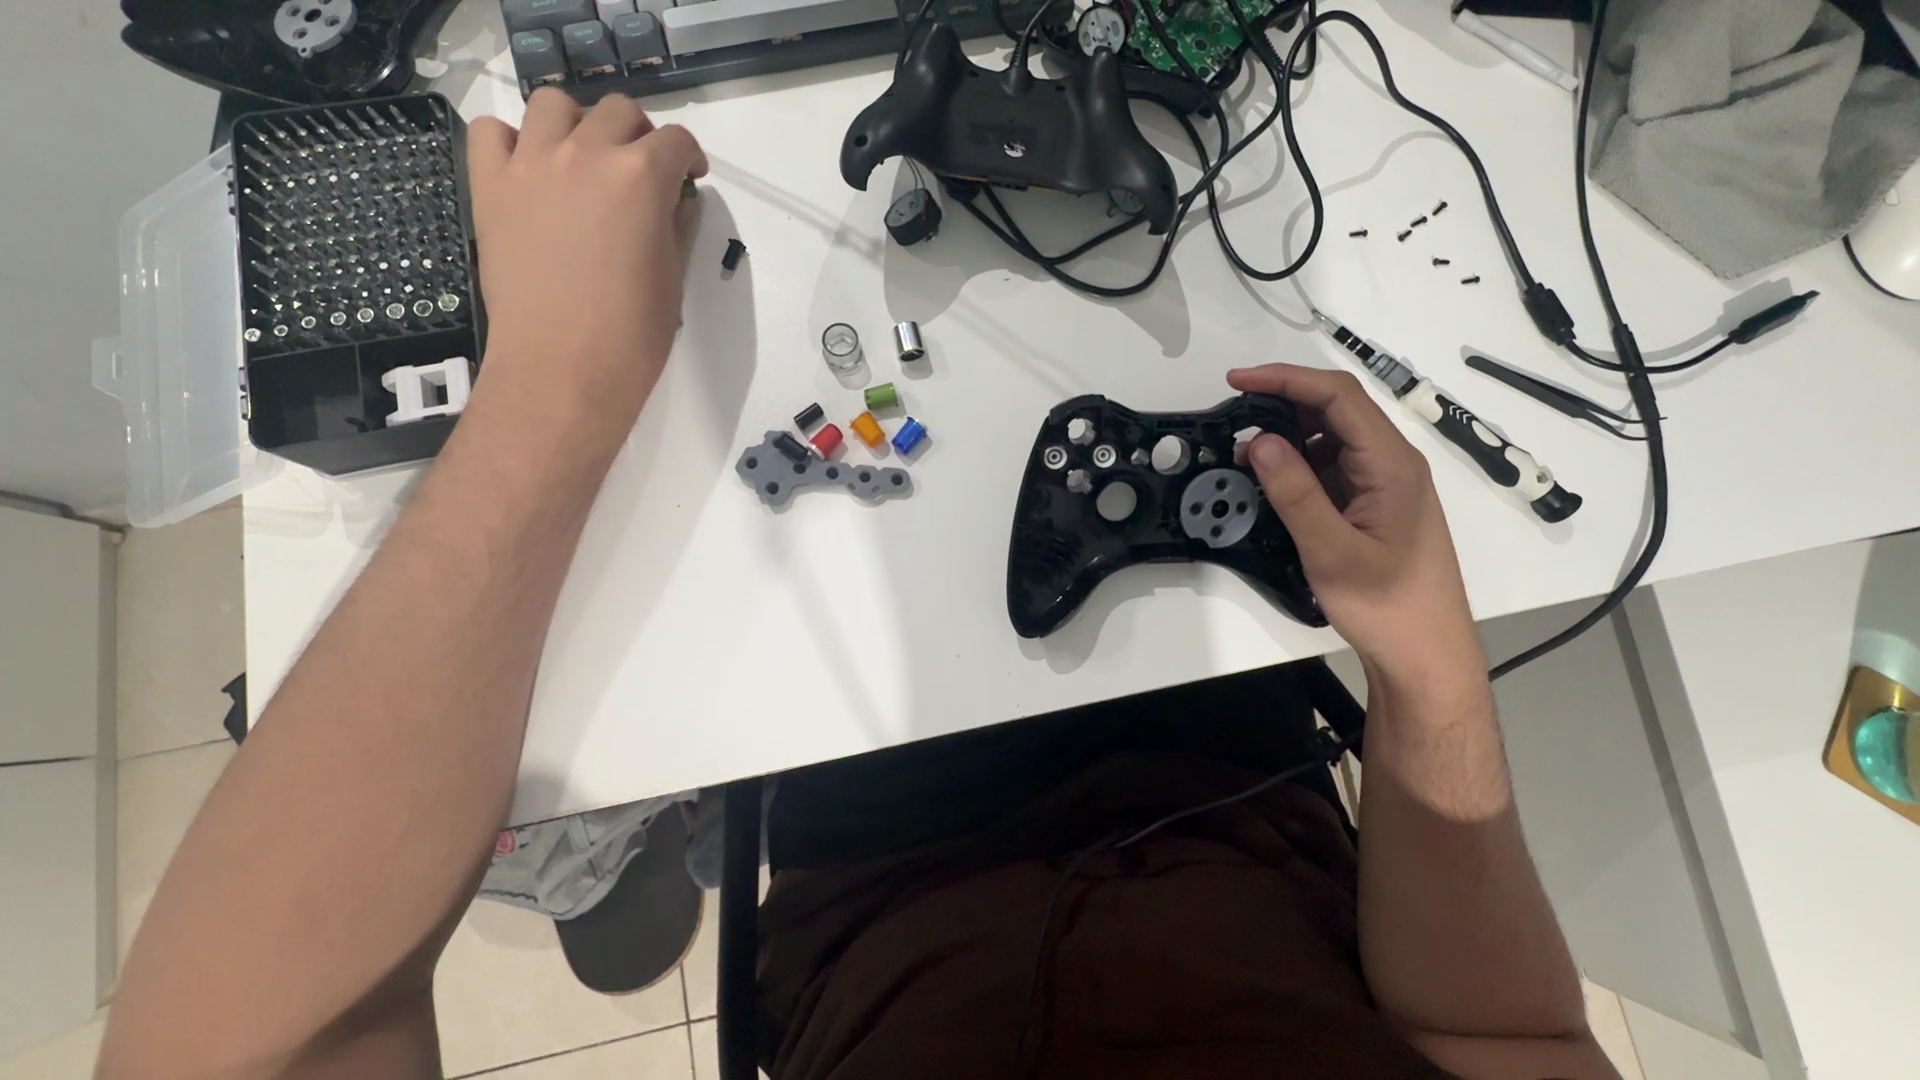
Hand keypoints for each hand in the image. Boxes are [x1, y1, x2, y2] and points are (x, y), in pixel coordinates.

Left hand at [466, 89, 707, 434]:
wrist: (562, 371)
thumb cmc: (631, 337)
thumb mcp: (673, 280)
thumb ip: (678, 228)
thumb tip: (678, 203)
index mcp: (641, 179)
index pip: (676, 142)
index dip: (689, 159)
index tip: (689, 181)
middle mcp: (586, 155)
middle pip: (618, 111)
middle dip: (640, 135)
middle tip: (643, 172)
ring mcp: (531, 165)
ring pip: (554, 104)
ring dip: (578, 124)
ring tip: (585, 161)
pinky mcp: (491, 187)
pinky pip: (492, 132)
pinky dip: (513, 140)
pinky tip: (532, 172)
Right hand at [1227, 364, 1484, 684]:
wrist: (1425, 656)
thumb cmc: (1387, 606)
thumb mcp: (1331, 551)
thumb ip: (1295, 493)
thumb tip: (1260, 441)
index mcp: (1391, 464)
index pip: (1338, 397)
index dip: (1286, 379)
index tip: (1237, 381)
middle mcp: (1391, 464)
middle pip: (1336, 410)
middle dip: (1282, 404)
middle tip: (1231, 417)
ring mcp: (1384, 485)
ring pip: (1332, 439)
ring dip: (1287, 437)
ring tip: (1243, 455)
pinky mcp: (1373, 506)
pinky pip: (1332, 468)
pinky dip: (1297, 466)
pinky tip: (1270, 482)